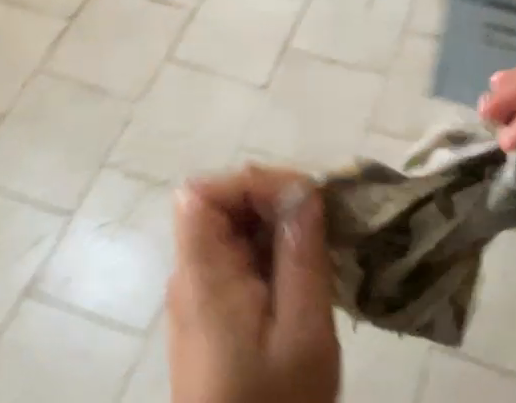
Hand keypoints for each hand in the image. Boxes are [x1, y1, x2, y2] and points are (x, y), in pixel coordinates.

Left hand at [168, 166, 339, 402]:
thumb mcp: (303, 332)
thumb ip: (301, 255)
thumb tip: (303, 187)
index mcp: (203, 277)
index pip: (202, 193)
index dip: (250, 182)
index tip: (300, 202)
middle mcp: (191, 277)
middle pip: (222, 205)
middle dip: (274, 201)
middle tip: (324, 226)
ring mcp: (200, 296)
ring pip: (235, 230)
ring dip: (279, 227)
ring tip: (323, 250)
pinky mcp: (214, 314)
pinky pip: (241, 259)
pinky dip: (275, 253)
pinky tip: (307, 277)